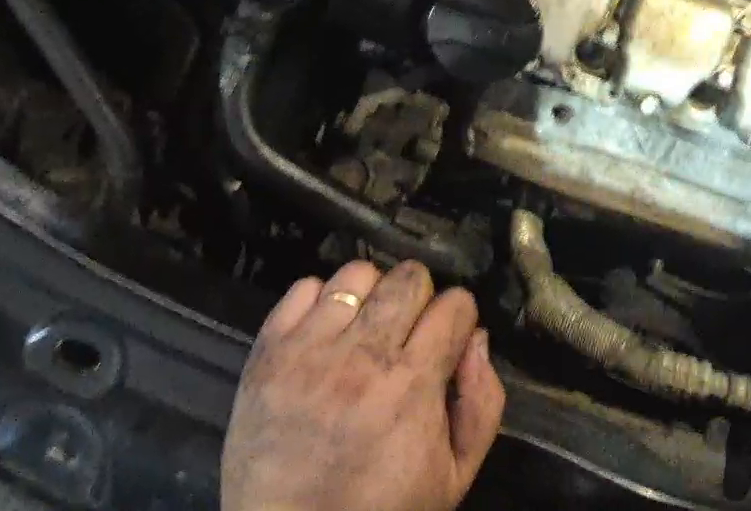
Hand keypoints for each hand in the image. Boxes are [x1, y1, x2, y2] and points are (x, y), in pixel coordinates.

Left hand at [222, 260, 505, 510]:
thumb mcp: (454, 476)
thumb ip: (482, 404)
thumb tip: (477, 339)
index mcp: (412, 384)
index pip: (455, 303)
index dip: (459, 319)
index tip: (448, 339)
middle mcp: (363, 356)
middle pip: (410, 277)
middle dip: (421, 299)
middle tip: (409, 333)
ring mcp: (310, 349)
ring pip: (359, 273)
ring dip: (371, 295)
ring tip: (365, 328)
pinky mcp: (268, 352)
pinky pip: (303, 288)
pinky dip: (319, 302)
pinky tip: (325, 332)